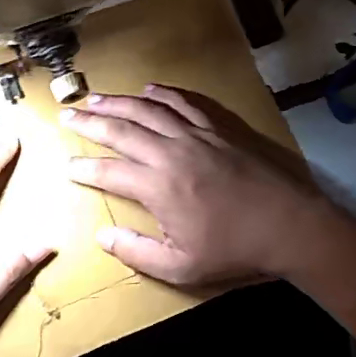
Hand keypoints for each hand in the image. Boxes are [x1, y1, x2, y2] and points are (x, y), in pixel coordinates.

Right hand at [60, 85, 338, 285]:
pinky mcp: (218, 129)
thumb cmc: (233, 250)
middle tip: (66, 116)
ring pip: (147, 110)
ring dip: (118, 102)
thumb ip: (136, 252)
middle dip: (89, 123)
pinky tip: (148, 89)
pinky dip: (162, 93)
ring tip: (94, 97)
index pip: (108, 172)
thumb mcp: (181, 267)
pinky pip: (184, 102)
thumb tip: (102, 236)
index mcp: (157, 187)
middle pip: (120, 130)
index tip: (68, 166)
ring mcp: (195, 136)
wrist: (288, 225)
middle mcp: (170, 153)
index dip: (84, 168)